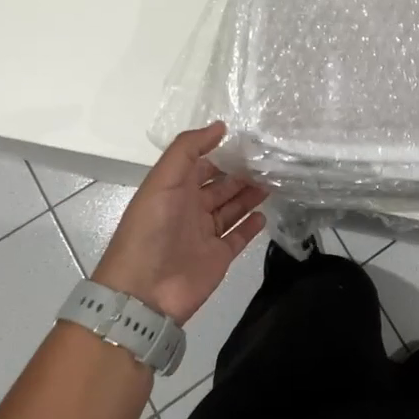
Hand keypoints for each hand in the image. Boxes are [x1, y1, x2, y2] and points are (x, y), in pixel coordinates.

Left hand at [92, 122, 267, 324]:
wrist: (144, 292)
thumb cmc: (150, 230)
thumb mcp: (163, 180)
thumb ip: (188, 149)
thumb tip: (220, 126)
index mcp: (174, 189)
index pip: (202, 164)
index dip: (223, 152)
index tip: (251, 140)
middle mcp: (190, 209)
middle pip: (221, 185)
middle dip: (242, 172)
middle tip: (271, 159)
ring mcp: (205, 234)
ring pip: (232, 208)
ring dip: (250, 194)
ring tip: (274, 180)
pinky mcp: (218, 256)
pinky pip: (239, 237)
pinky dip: (251, 226)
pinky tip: (265, 213)